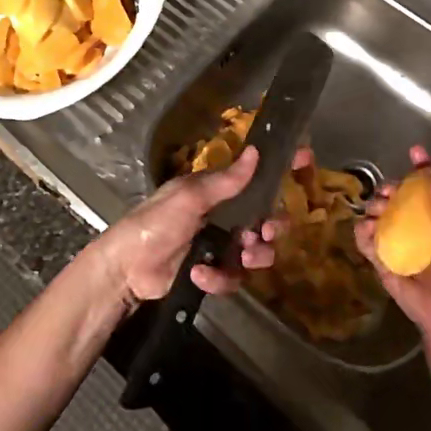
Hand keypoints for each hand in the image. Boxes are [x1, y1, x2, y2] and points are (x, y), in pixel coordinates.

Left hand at [90, 144, 309, 302]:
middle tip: (268, 233)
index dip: (282, 169)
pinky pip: (235, 277)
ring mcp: (220, 246)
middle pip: (267, 219)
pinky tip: (201, 276)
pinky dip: (222, 279)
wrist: (124, 271)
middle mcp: (225, 216)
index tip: (306, 160)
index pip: (257, 175)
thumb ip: (226, 180)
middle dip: (273, 227)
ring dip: (254, 257)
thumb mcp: (189, 197)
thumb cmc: (154, 224)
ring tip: (241, 260)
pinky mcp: (213, 273)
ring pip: (257, 252)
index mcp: (218, 192)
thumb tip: (256, 151)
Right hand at [354, 146, 430, 347]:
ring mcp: (401, 246)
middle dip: (393, 187)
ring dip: (376, 206)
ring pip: (380, 216)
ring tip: (379, 207)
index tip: (414, 151)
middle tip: (389, 189)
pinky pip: (368, 244)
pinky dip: (362, 233)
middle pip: (401, 198)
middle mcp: (421, 229)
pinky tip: (367, 228)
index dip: (423, 168)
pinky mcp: (384, 265)